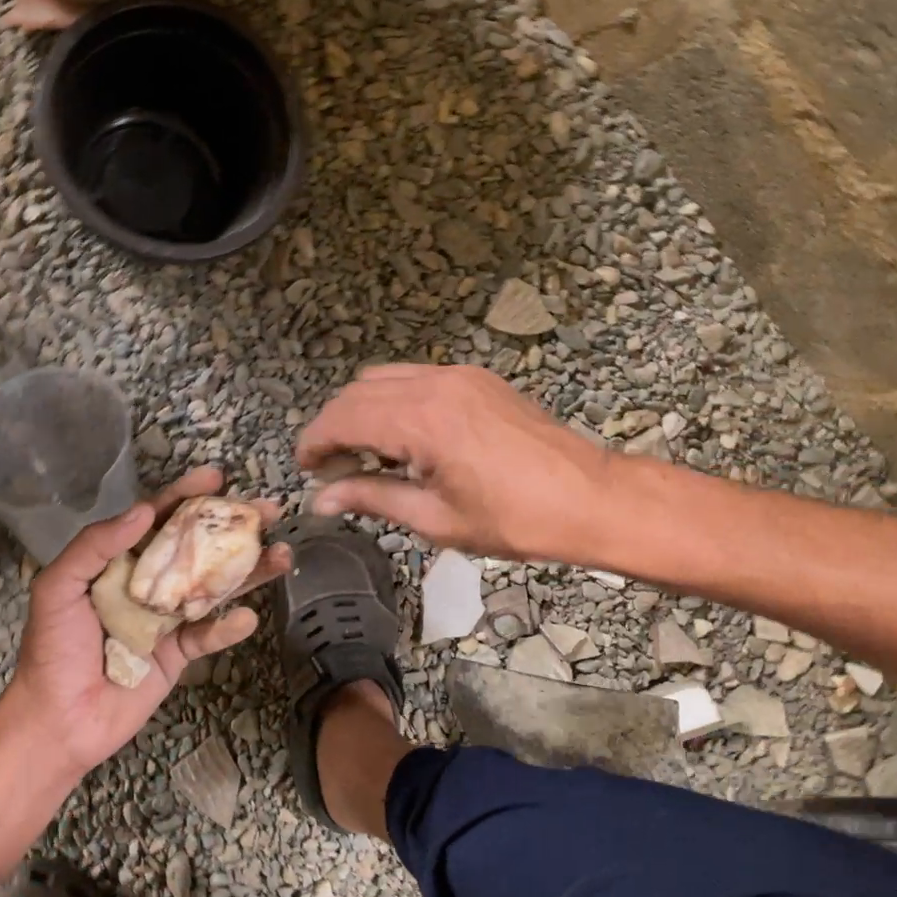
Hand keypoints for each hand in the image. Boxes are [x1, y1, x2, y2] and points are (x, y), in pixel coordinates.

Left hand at [3, 467, 290, 778]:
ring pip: (213, 586)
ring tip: (281, 554)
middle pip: (196, 546)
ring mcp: (166, 617)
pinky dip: (228, 626)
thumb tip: (143, 511)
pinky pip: (208, 635)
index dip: (186, 495)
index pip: (158, 519)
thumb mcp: (58, 586)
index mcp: (119, 560)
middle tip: (268, 509)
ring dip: (247, 571)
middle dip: (231, 526)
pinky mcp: (178, 654)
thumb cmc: (51, 648)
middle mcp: (148, 582)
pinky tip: (245, 616)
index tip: (217, 476)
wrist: (57, 719)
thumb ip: (96, 545)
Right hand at [296, 364, 632, 564]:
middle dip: (333, 426)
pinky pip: (415, 377)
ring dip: (361, 410)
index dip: (315, 442)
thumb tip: (320, 502)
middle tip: (332, 469)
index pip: (343, 418)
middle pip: (357, 392)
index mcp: (421, 420)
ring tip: (365, 454)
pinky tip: (403, 438)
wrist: (591, 498)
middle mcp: (434, 384)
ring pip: (383, 379)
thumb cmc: (514, 520)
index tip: (305, 468)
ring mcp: (458, 375)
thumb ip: (372, 499)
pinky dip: (392, 400)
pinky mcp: (476, 378)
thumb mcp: (435, 519)